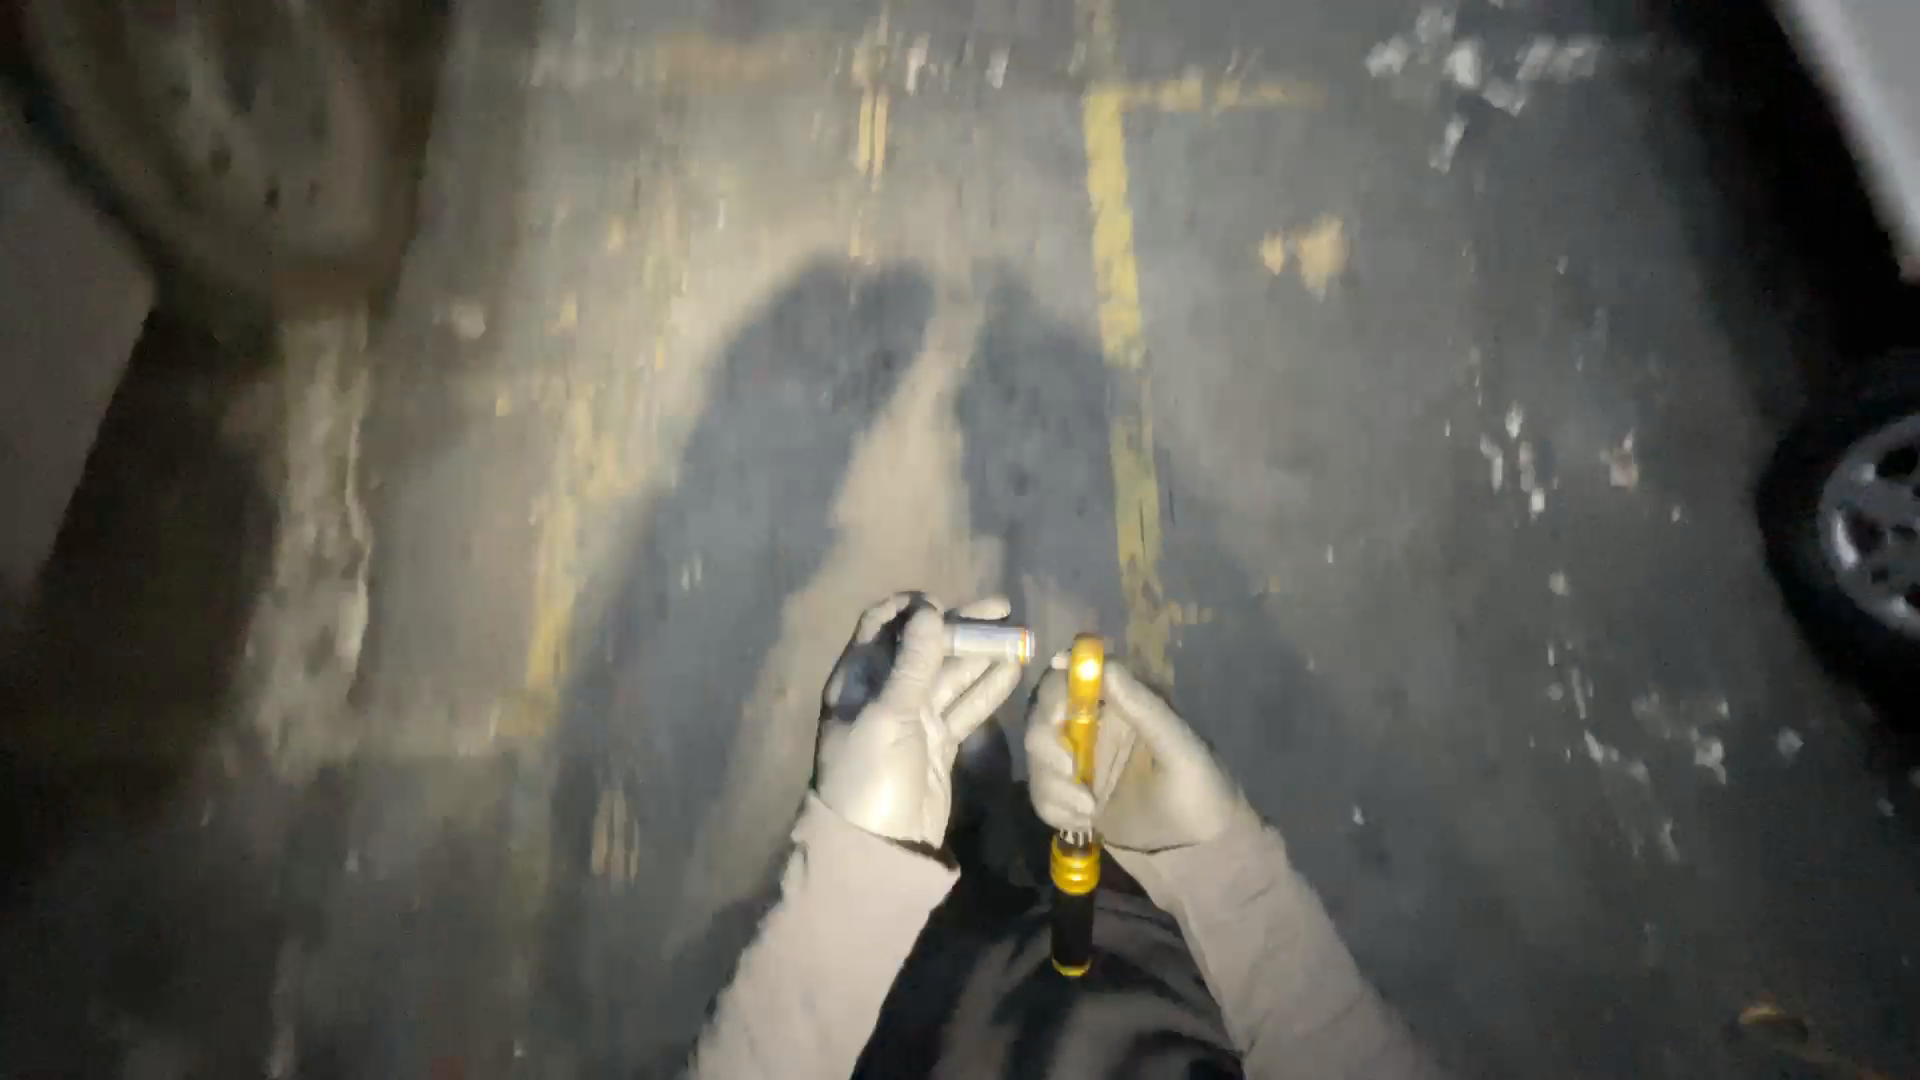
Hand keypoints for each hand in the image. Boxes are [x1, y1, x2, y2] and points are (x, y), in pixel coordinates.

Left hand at [816, 594, 1024, 847]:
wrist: (879, 850)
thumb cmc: (869, 777)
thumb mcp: (888, 716)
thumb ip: (913, 664)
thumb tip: (931, 610)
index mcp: (858, 679)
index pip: (882, 626)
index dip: (913, 610)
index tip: (946, 603)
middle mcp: (885, 690)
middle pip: (926, 647)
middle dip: (962, 627)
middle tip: (1003, 609)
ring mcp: (914, 716)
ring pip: (952, 675)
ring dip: (983, 655)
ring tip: (1020, 635)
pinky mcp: (940, 741)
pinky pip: (966, 705)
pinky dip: (988, 688)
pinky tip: (1013, 669)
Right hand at [1025, 662, 1253, 854]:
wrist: (1196, 849)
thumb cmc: (1198, 789)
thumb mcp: (1179, 747)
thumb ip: (1144, 707)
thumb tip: (1106, 666)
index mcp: (1117, 703)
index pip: (1073, 676)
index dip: (1058, 685)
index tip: (1059, 712)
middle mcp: (1090, 724)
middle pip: (1042, 714)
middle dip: (1048, 744)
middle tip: (1070, 769)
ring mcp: (1075, 758)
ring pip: (1037, 756)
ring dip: (1053, 783)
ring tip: (1089, 808)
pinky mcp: (1066, 792)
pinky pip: (1040, 791)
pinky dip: (1056, 809)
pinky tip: (1086, 820)